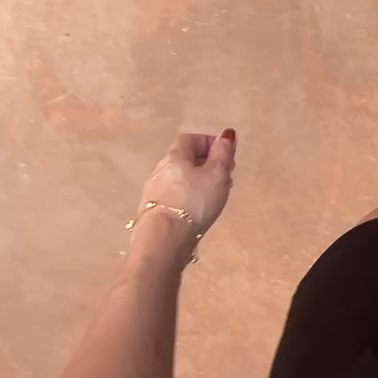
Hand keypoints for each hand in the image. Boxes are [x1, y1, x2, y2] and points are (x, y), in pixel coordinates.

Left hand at [128, 129, 236, 265]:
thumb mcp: (217, 174)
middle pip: (184, 160)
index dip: (208, 143)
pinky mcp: (151, 215)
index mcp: (174, 157)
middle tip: (224, 177)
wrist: (162, 243)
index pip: (190, 139)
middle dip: (205, 164)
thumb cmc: (194, 202)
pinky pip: (173, 198)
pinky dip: (186, 199)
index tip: (225, 156)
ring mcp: (152, 194)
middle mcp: (159, 171)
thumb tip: (226, 134)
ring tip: (213, 197)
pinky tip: (196, 213)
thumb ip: (223, 152)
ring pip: (179, 180)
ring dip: (196, 183)